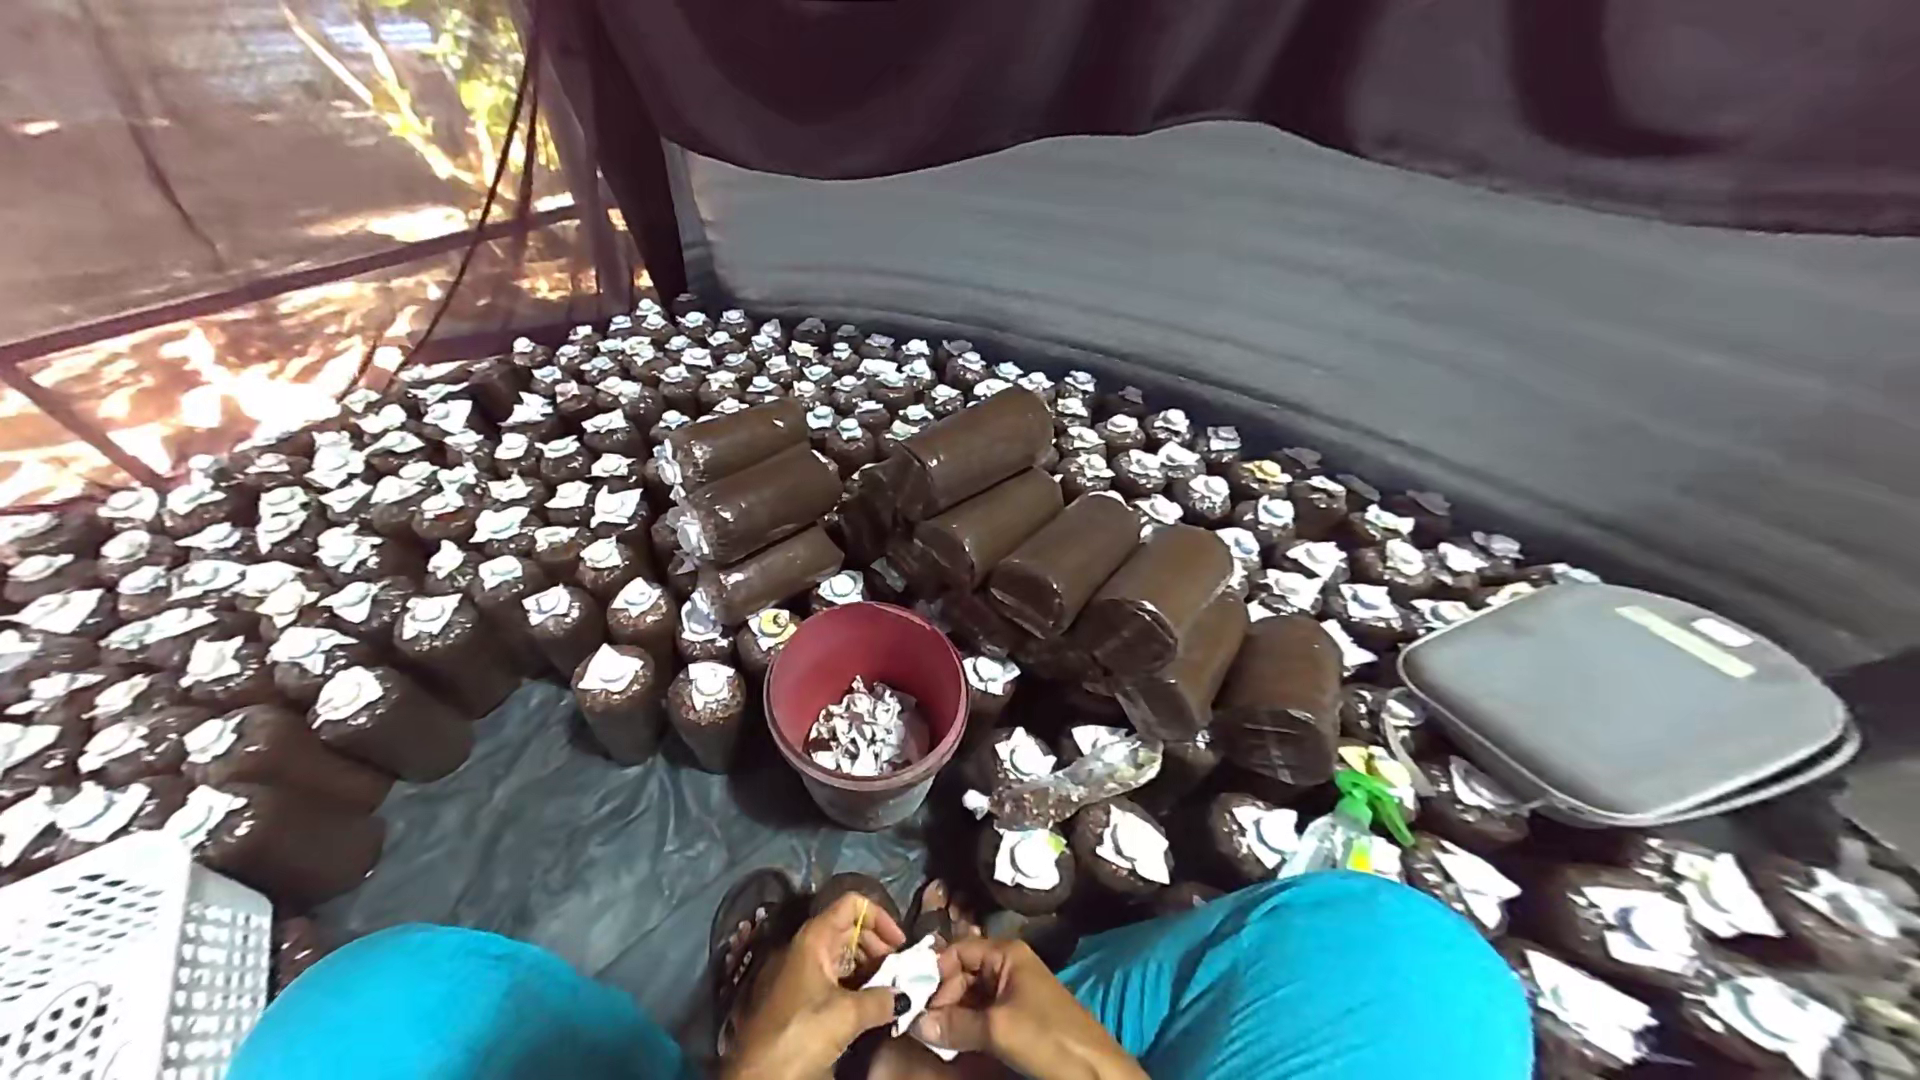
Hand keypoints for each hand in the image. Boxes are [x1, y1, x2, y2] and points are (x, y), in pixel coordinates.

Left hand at [722, 892, 909, 1079]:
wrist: (755, 1079)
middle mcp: (806, 946)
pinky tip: (870, 1004)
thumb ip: (881, 1000)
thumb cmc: (799, 1035)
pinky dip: (854, 983)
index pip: (852, 904)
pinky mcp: (798, 996)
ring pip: (842, 953)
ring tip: (889, 988)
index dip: (880, 917)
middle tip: (899, 970)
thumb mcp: (846, 1016)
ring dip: (868, 966)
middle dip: (878, 944)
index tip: (900, 944)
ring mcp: (800, 971)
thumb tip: (905, 995)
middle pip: (849, 927)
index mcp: (814, 937)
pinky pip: (833, 976)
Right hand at [915, 939, 1146, 1079]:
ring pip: (970, 997)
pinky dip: (965, 1028)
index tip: (913, 1000)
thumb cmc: (1048, 1037)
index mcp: (1006, 953)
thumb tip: (914, 1022)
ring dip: (950, 1015)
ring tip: (931, 1037)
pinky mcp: (1017, 1018)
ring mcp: (1013, 992)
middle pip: (962, 973)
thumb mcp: (998, 1029)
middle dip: (940, 997)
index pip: (958, 950)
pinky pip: (982, 1015)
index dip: (935, 972)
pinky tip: (951, 1045)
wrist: (1096, 1073)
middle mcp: (1007, 965)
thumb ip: (955, 1023)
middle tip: (919, 1025)